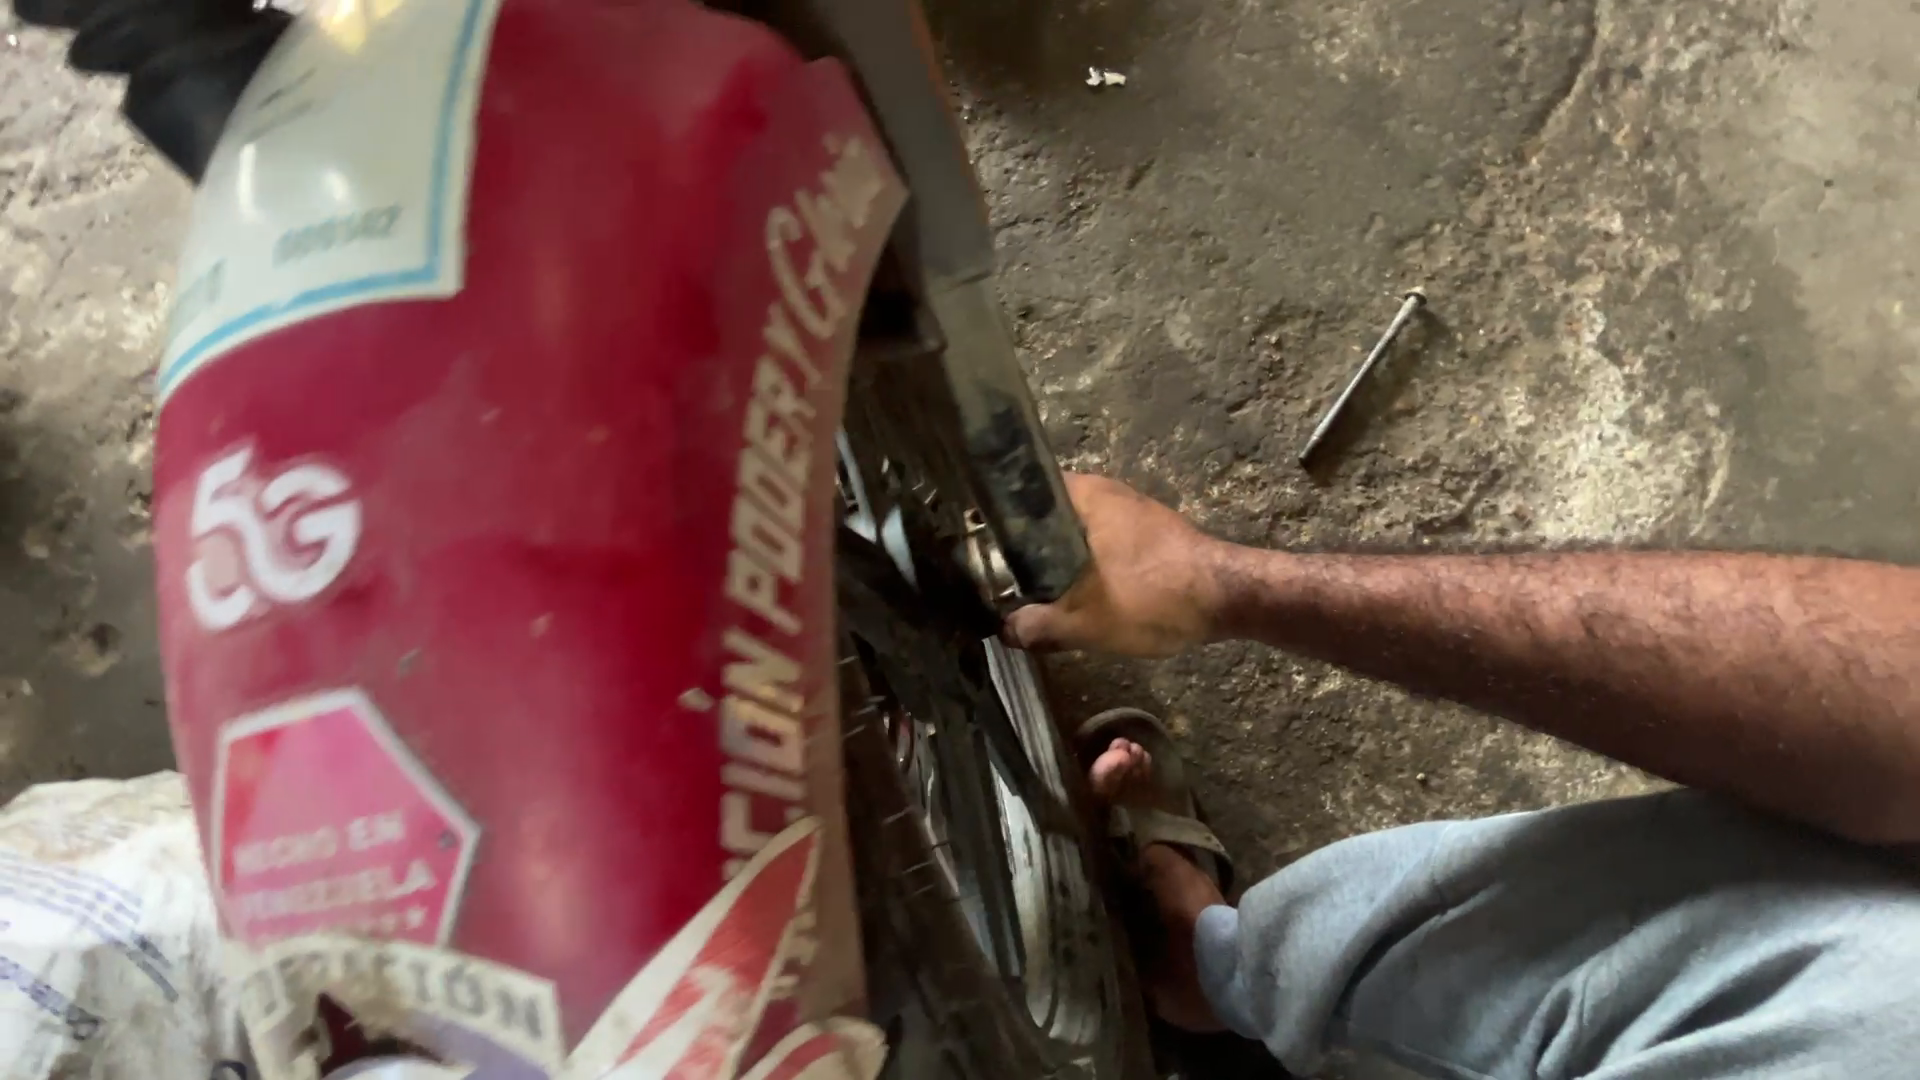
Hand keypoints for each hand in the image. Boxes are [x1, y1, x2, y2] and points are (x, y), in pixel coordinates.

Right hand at [1004, 473, 1230, 657]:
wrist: (1229, 599)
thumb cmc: (1151, 597)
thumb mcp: (1084, 622)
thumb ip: (1037, 626)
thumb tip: (1005, 630)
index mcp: (1083, 494)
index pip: (1023, 489)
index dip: (997, 517)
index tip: (978, 544)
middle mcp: (1105, 491)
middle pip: (1047, 511)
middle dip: (1025, 543)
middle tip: (1001, 574)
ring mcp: (1131, 509)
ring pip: (1076, 528)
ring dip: (1057, 555)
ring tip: (1031, 586)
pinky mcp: (1151, 531)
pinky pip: (1101, 540)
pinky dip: (1085, 560)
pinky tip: (1075, 589)